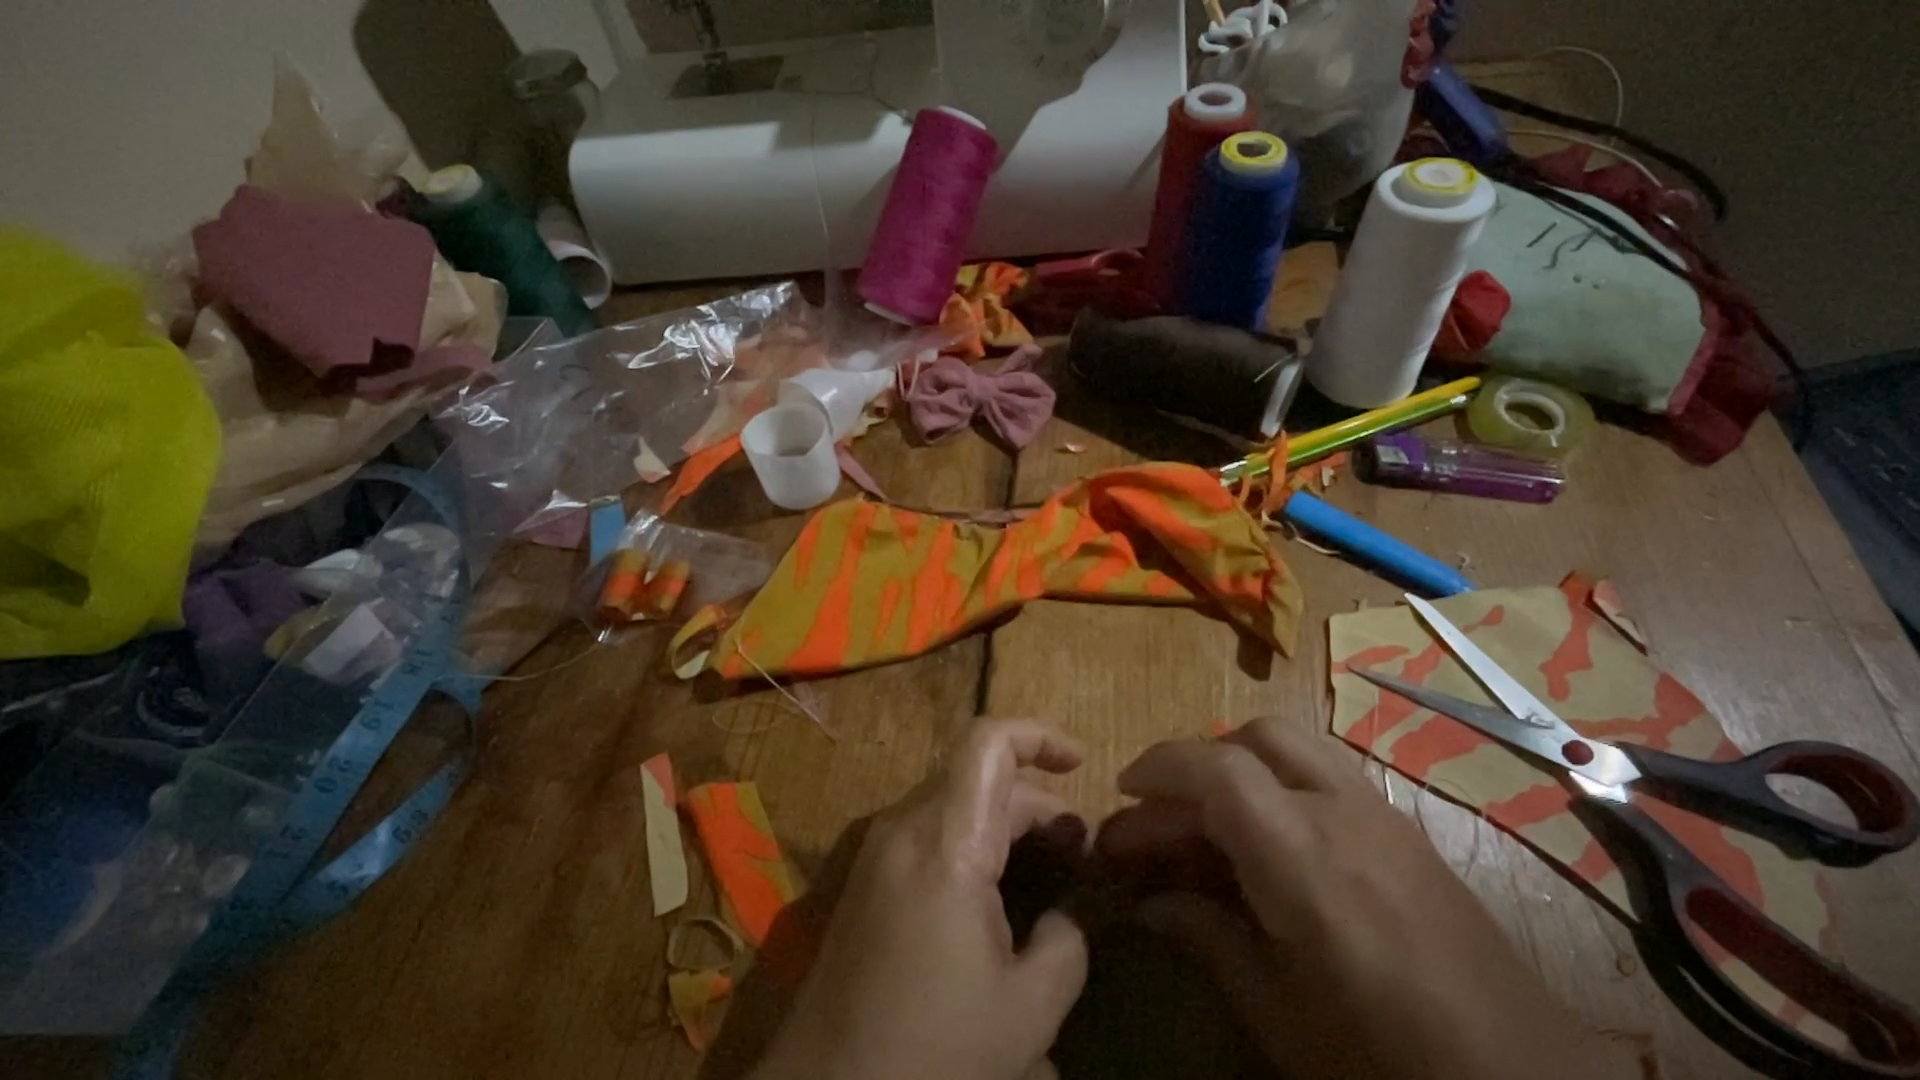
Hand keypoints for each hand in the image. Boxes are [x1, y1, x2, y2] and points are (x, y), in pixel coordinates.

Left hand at [752, 719, 1089, 1079]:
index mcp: (945, 844)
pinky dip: (969, 841)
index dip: (1039, 735)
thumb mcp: (1028, 1008)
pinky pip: (924, 834)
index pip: (988, 743)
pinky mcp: (863, 883)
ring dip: (1003, 820)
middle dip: (1036, 798)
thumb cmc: (934, 1049)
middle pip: (976, 776)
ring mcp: (875, 854)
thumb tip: (1070, 912)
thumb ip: (1068, 942)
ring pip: (950, 803)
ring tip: (1048, 870)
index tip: (1082, 764)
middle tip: (1079, 854)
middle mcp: (903, 831)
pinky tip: (995, 894)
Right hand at [1102, 717, 1637, 1079]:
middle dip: (1197, 761)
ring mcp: (1385, 815)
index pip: (1216, 770)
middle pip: (1258, 737)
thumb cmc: (1381, 1054)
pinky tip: (1275, 839)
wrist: (1523, 1079)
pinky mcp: (1409, 832)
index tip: (1123, 796)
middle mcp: (1344, 812)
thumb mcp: (1275, 1008)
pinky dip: (1283, 781)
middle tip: (1164, 813)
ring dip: (1242, 762)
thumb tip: (1148, 903)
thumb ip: (1205, 938)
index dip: (1160, 769)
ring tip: (1214, 817)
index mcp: (1302, 854)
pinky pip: (1331, 774)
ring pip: (1299, 745)